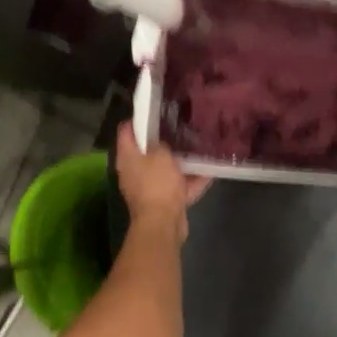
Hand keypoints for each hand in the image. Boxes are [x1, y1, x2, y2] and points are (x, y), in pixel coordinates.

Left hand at [116, 124, 208, 238]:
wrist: (163, 223)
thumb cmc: (157, 185)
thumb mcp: (160, 155)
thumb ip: (161, 144)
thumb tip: (163, 142)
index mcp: (127, 157)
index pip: (127, 131)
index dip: (140, 119)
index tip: (158, 113)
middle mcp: (134, 171)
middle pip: (147, 151)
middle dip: (164, 141)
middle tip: (181, 129)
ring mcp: (150, 188)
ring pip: (166, 169)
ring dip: (181, 162)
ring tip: (198, 148)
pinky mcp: (164, 201)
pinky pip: (179, 186)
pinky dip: (192, 181)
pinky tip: (210, 171)